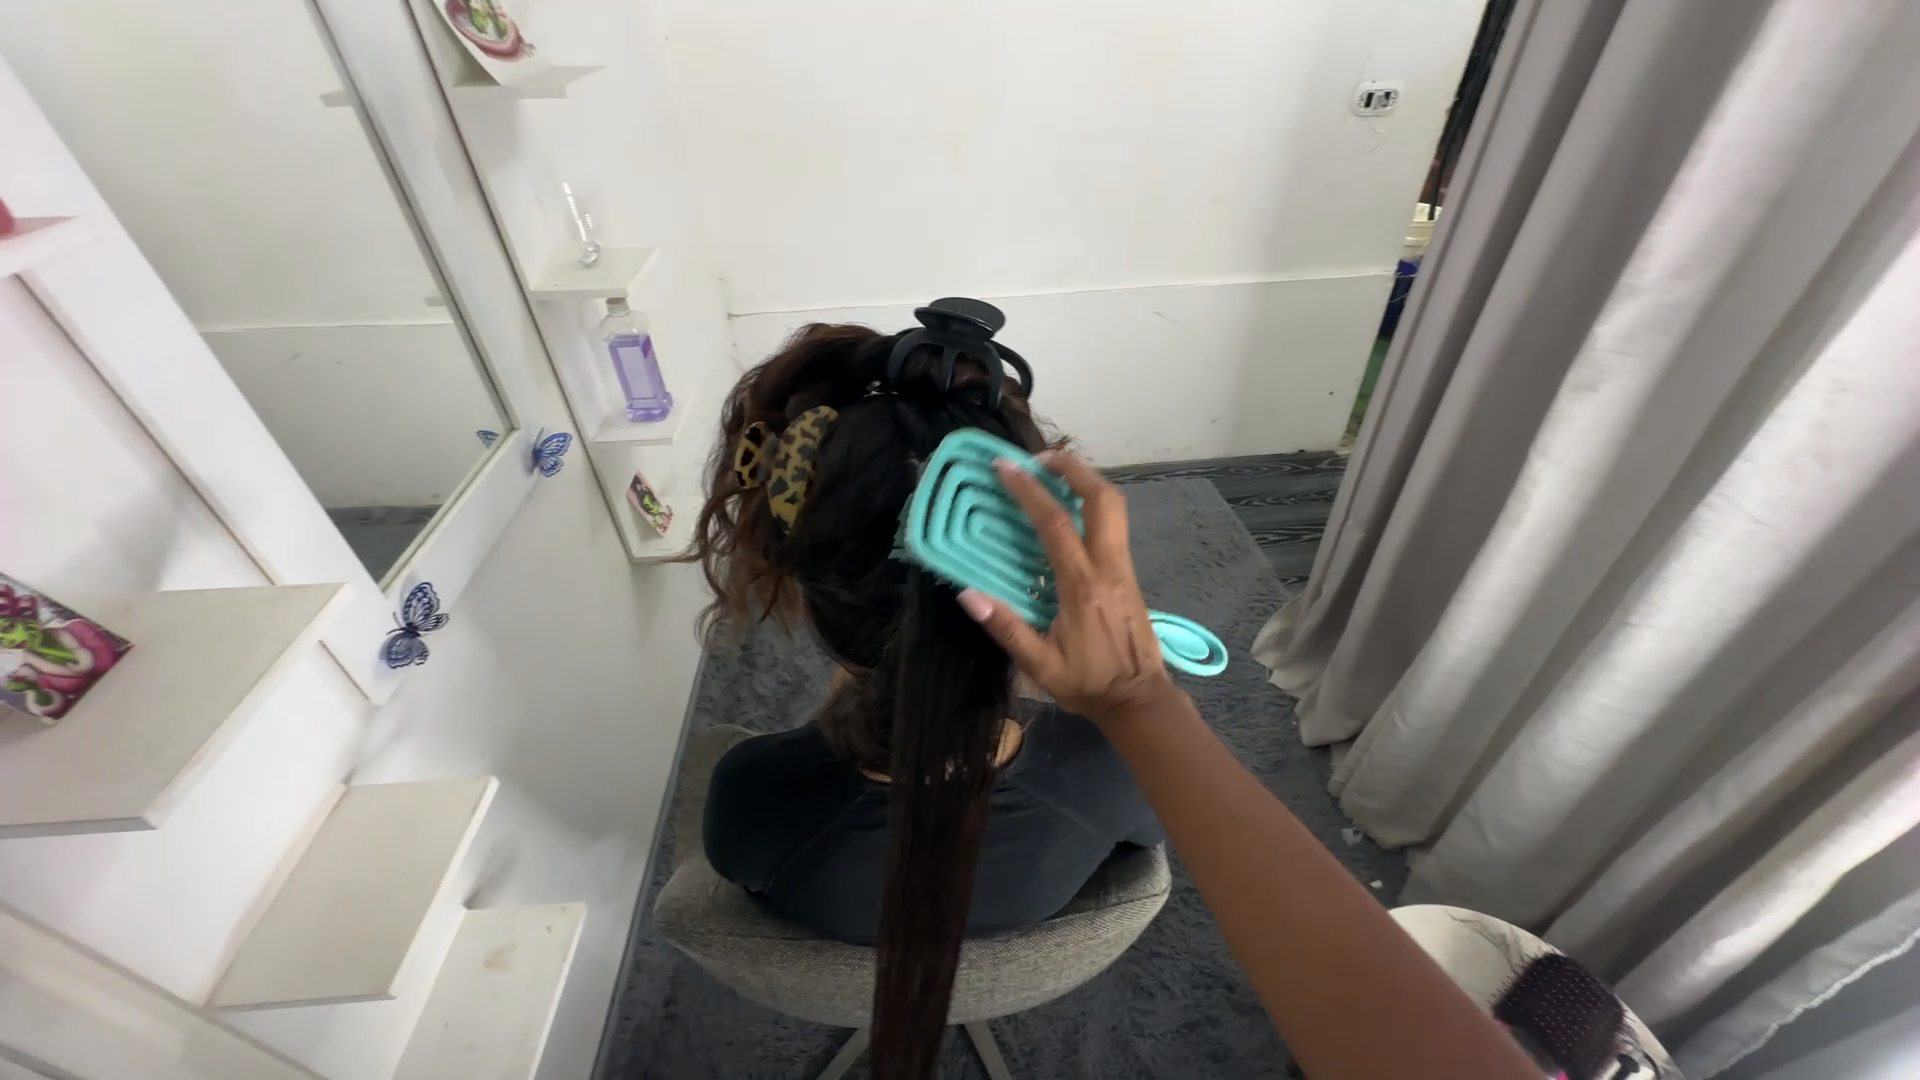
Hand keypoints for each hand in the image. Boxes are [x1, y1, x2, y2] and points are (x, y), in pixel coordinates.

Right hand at [956, 450, 1181, 724]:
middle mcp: (1108, 567)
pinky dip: (1093, 502)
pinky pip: (1114, 525)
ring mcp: (1123, 568)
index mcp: (1082, 586)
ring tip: (1055, 471)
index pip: (1055, 524)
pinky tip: (1071, 508)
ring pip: (1114, 507)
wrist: (1140, 700)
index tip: (1006, 467)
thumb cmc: (1088, 684)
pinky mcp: (1129, 574)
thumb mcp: (1040, 667)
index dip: (1029, 490)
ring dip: (1087, 480)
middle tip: (1041, 456)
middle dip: (1073, 468)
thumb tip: (968, 595)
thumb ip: (1006, 629)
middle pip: (1101, 499)